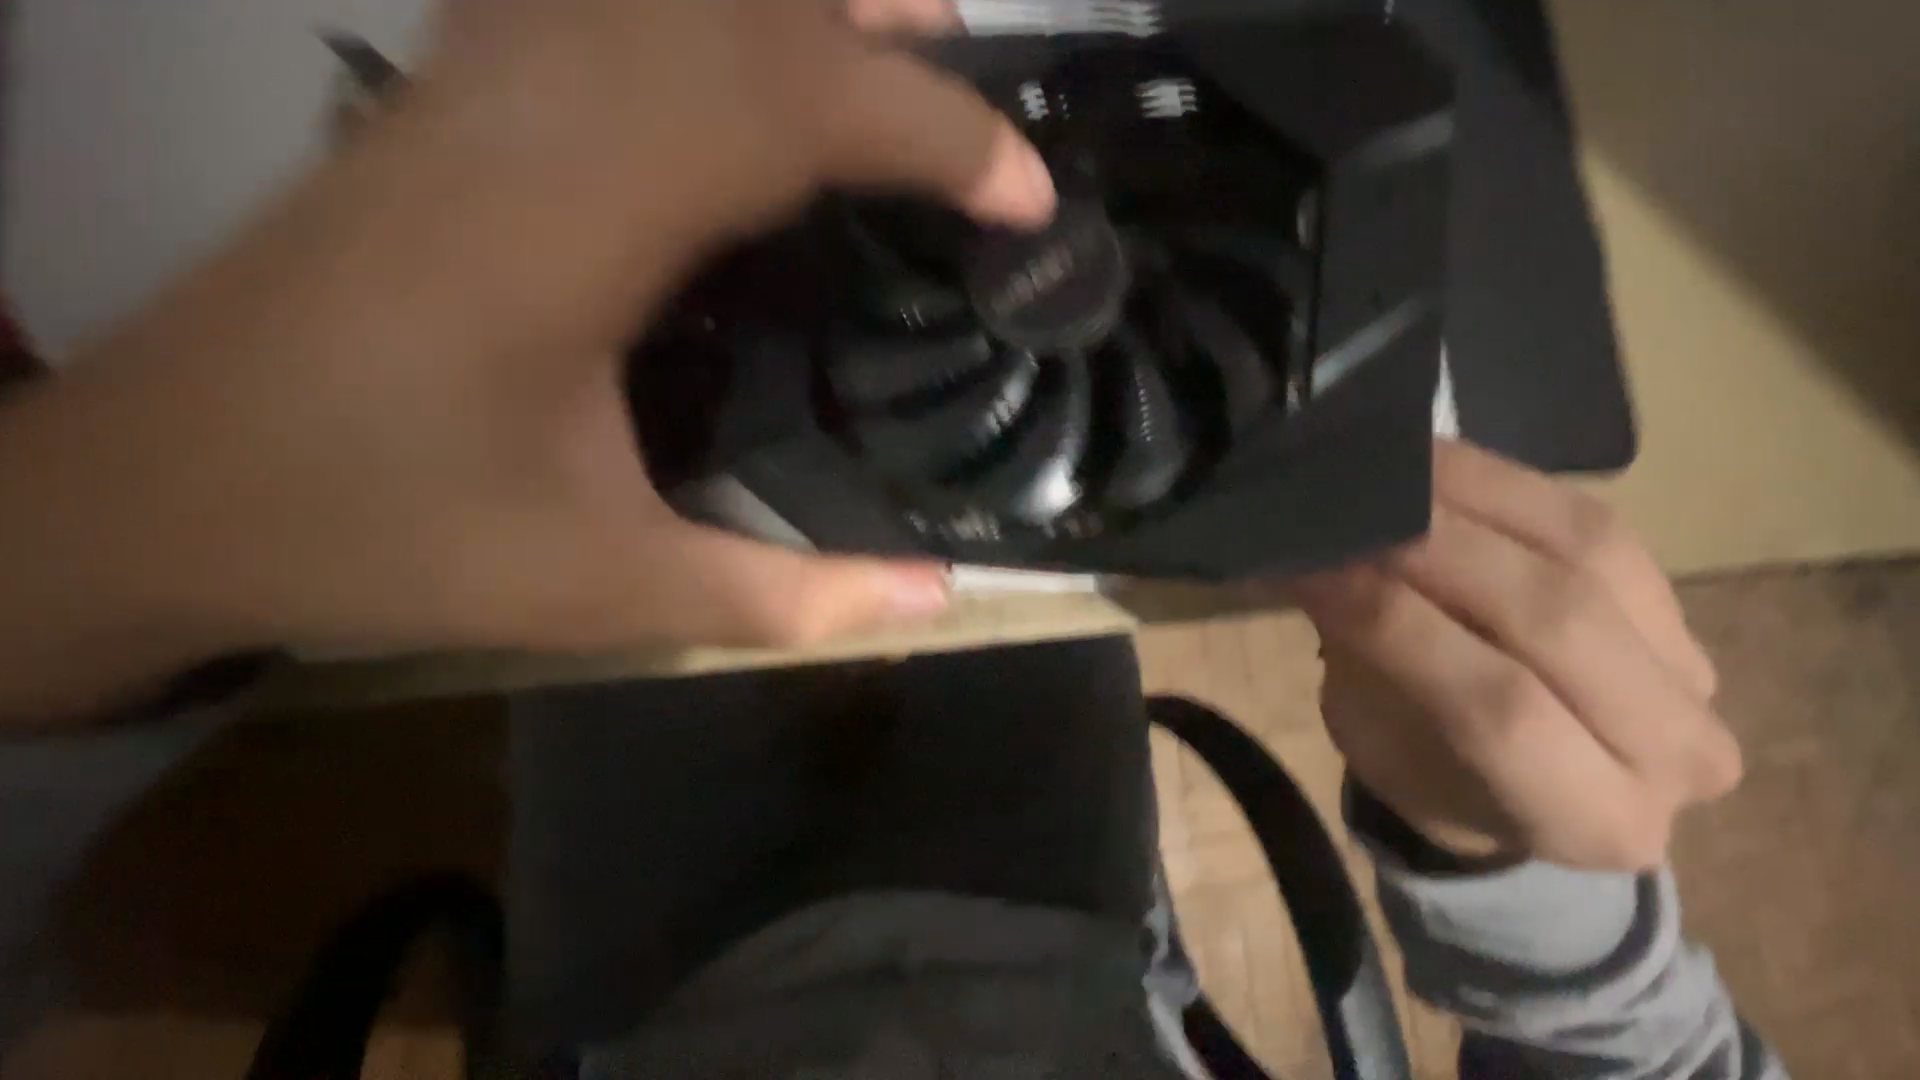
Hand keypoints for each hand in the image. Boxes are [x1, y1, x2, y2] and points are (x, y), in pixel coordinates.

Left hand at [0, 0, 1053, 720]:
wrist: (160, 488)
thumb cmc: (386, 537)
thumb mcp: (605, 590)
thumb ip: (783, 596)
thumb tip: (935, 599)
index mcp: (578, 219)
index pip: (795, 107)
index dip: (934, 134)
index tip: (1025, 196)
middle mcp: (534, 108)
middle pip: (750, 12)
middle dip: (894, 47)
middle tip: (986, 123)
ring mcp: (480, 82)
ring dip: (807, 6)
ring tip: (903, 45)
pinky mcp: (450, 95)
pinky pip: (601, 1)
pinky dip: (703, 11)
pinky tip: (740, 47)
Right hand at [1296, 441, 1741, 871]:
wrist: (1510, 775)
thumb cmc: (1421, 769)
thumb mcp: (1372, 733)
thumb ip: (1363, 652)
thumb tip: (1311, 558)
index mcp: (1592, 821)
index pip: (1500, 711)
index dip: (1402, 626)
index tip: (1316, 571)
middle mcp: (1675, 753)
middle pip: (1556, 619)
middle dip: (1434, 548)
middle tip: (1344, 506)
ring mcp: (1690, 665)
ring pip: (1584, 551)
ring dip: (1466, 500)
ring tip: (1380, 476)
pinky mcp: (1674, 598)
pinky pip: (1589, 520)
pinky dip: (1498, 486)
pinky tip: (1429, 469)